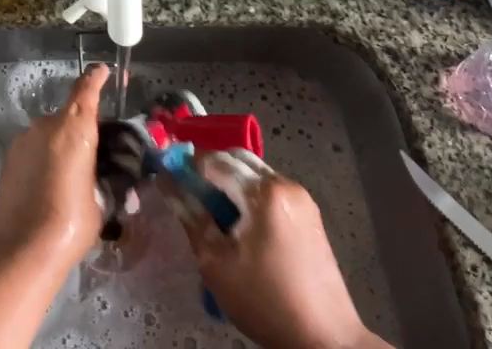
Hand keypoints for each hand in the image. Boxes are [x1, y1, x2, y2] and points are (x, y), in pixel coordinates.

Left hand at [0, 64, 108, 270]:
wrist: (24, 248)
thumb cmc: (71, 222)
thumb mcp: (101, 201)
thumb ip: (104, 179)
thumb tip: (105, 180)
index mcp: (74, 129)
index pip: (85, 92)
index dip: (94, 79)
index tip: (100, 70)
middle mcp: (46, 125)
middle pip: (68, 117)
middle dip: (81, 132)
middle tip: (93, 161)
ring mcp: (23, 140)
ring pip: (50, 135)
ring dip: (61, 148)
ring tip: (71, 181)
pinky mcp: (9, 158)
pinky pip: (34, 149)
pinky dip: (44, 159)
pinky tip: (49, 187)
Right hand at [168, 150, 391, 348]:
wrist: (325, 338)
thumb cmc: (264, 299)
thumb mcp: (216, 260)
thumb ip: (190, 215)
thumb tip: (166, 181)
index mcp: (263, 191)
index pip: (215, 160)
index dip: (187, 164)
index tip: (166, 175)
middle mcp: (285, 184)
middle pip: (238, 160)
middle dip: (209, 169)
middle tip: (188, 194)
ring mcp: (301, 198)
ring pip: (254, 173)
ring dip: (229, 181)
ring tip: (212, 212)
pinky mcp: (309, 214)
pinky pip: (270, 190)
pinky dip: (248, 194)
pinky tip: (238, 223)